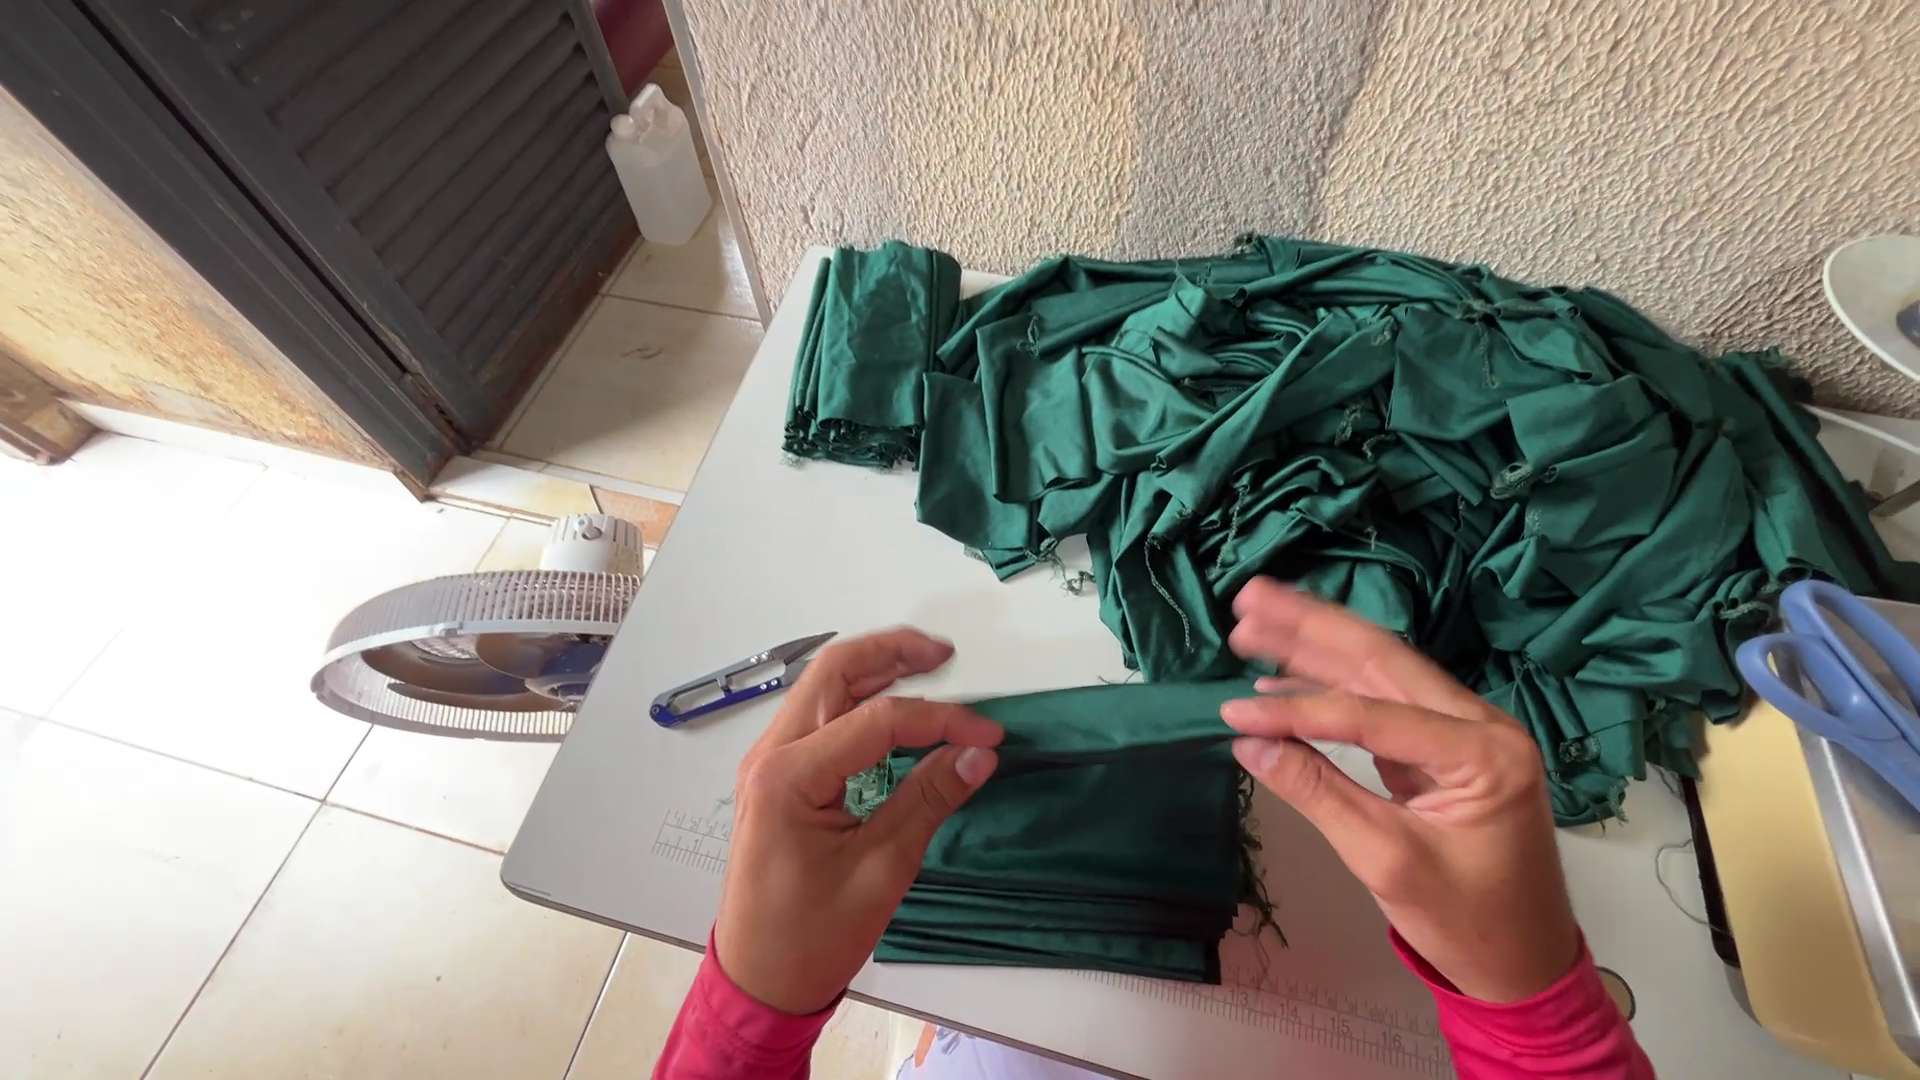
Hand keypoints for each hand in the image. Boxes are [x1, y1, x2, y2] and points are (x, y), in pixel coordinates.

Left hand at [713, 629, 1002, 1013]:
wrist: (757, 983)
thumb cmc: (811, 938)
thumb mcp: (880, 870)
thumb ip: (929, 798)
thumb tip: (979, 752)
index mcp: (788, 776)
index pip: (877, 720)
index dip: (941, 719)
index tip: (988, 733)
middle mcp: (772, 754)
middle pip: (834, 671)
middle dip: (893, 652)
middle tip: (945, 654)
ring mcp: (770, 761)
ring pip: (825, 686)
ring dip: (876, 667)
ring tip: (928, 665)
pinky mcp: (780, 774)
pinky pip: (822, 716)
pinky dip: (861, 698)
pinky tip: (894, 705)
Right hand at [1222, 578, 1579, 1002]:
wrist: (1523, 964)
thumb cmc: (1466, 921)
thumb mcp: (1384, 860)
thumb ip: (1315, 792)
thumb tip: (1246, 743)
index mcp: (1482, 753)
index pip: (1369, 715)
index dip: (1295, 710)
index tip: (1232, 712)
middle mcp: (1477, 722)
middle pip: (1378, 658)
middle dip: (1309, 625)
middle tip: (1249, 598)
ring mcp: (1459, 727)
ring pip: (1374, 668)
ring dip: (1311, 642)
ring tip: (1252, 617)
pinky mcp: (1436, 742)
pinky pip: (1374, 697)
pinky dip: (1323, 683)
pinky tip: (1279, 676)